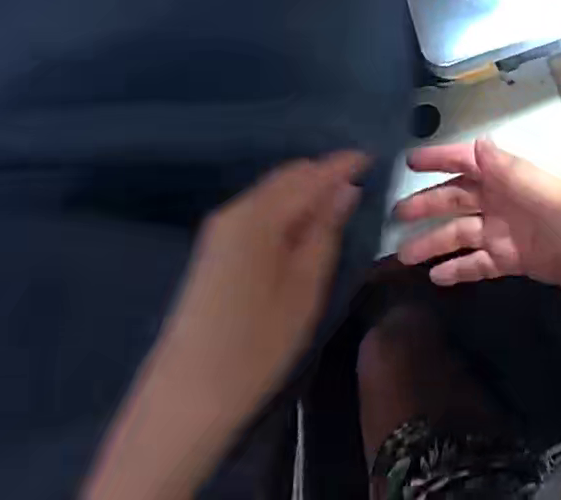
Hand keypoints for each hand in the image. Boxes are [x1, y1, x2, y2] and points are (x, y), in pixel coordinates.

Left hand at [156, 152, 368, 409]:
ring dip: (307, 189)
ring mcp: (220, 230)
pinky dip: (288, 206)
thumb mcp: (306, 286)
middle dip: (326, 173)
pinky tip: (306, 225)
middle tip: (362, 183)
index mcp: (260, 216)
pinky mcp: (215, 249)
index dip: (345, 164)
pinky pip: (261, 209)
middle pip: (289, 175)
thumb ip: (326, 229)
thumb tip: (347, 188)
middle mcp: (236, 211)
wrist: (184, 401)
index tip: (376, 159)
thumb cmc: (257, 345)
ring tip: (340, 202)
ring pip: (274, 191)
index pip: (312, 174)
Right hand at [393, 138, 560, 296]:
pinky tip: (435, 277)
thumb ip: (509, 170)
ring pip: (463, 233)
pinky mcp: (515, 260)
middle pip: (458, 199)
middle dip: (428, 204)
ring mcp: (508, 231)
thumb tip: (476, 141)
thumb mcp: (544, 189)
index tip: (408, 162)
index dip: (440, 160)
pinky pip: (479, 263)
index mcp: (511, 177)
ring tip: (402, 255)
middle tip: (395, 214)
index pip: (468, 163)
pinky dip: (459, 268)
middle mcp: (504, 200)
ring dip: (435, 242)